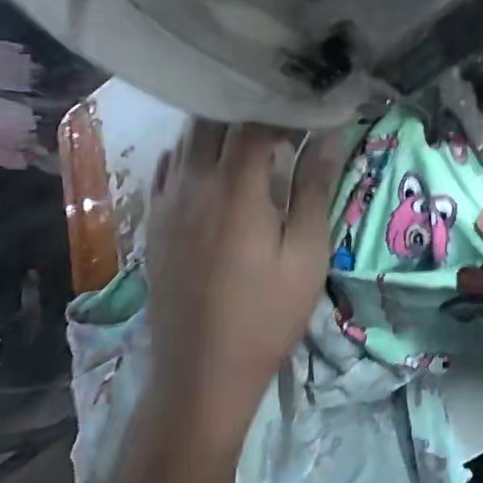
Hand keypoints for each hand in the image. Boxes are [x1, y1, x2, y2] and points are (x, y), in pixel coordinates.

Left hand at [145, 120, 346, 433]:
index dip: (281, 109)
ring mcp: (166, 203)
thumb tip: (329, 135)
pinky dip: (193, 153)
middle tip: (281, 120)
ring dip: (219, 128)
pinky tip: (214, 167)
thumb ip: (315, 189)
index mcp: (234, 188)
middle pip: (212, 121)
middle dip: (247, 111)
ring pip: (186, 140)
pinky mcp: (154, 223)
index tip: (308, 112)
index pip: (253, 122)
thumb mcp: (307, 254)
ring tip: (252, 137)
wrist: (201, 373)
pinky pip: (169, 168)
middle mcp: (193, 184)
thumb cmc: (267, 315)